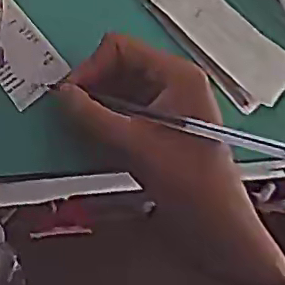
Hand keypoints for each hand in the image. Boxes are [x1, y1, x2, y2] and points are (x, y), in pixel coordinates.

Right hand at [55, 33, 239, 199]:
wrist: (222, 236)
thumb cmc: (192, 185)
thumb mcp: (136, 147)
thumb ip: (94, 117)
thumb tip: (62, 93)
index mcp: (176, 74)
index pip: (120, 48)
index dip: (91, 67)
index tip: (71, 92)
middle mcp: (173, 80)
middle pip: (117, 65)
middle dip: (92, 85)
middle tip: (71, 108)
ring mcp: (168, 101)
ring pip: (118, 87)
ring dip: (97, 102)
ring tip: (83, 124)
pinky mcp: (161, 123)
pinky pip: (124, 107)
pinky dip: (106, 117)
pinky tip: (97, 135)